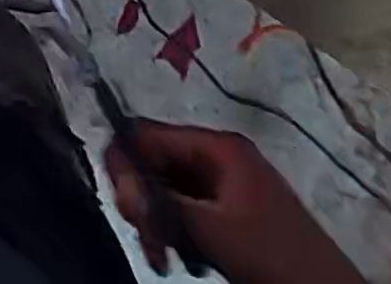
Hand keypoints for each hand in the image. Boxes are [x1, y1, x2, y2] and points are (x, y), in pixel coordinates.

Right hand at [106, 121, 361, 283]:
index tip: (116, 196)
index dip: (126, 158)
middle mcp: (219, 155)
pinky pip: (186, 208)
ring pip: (170, 188)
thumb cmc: (274, 255)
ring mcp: (226, 183)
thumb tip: (118, 188)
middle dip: (143, 196)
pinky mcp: (230, 211)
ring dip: (157, 218)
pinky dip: (174, 229)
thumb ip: (163, 206)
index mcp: (218, 146)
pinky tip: (175, 256)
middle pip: (159, 161)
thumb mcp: (214, 230)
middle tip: (142, 236)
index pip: (152, 134)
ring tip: (159, 255)